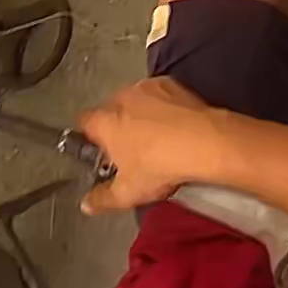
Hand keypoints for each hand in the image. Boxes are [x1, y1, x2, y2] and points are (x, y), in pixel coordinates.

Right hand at [76, 77, 225, 214]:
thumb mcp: (127, 193)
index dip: (90, 137)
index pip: (84, 122)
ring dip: (140, 113)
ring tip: (157, 137)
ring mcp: (148, 87)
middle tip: (131, 150)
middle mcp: (123, 97)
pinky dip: (163, 105)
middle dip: (117, 126)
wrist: (204, 141)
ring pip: (136, 100)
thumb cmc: (160, 165)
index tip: (100, 150)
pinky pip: (159, 94)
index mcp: (105, 121)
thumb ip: (101, 199)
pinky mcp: (172, 83)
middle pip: (111, 110)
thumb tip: (87, 203)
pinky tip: (174, 123)